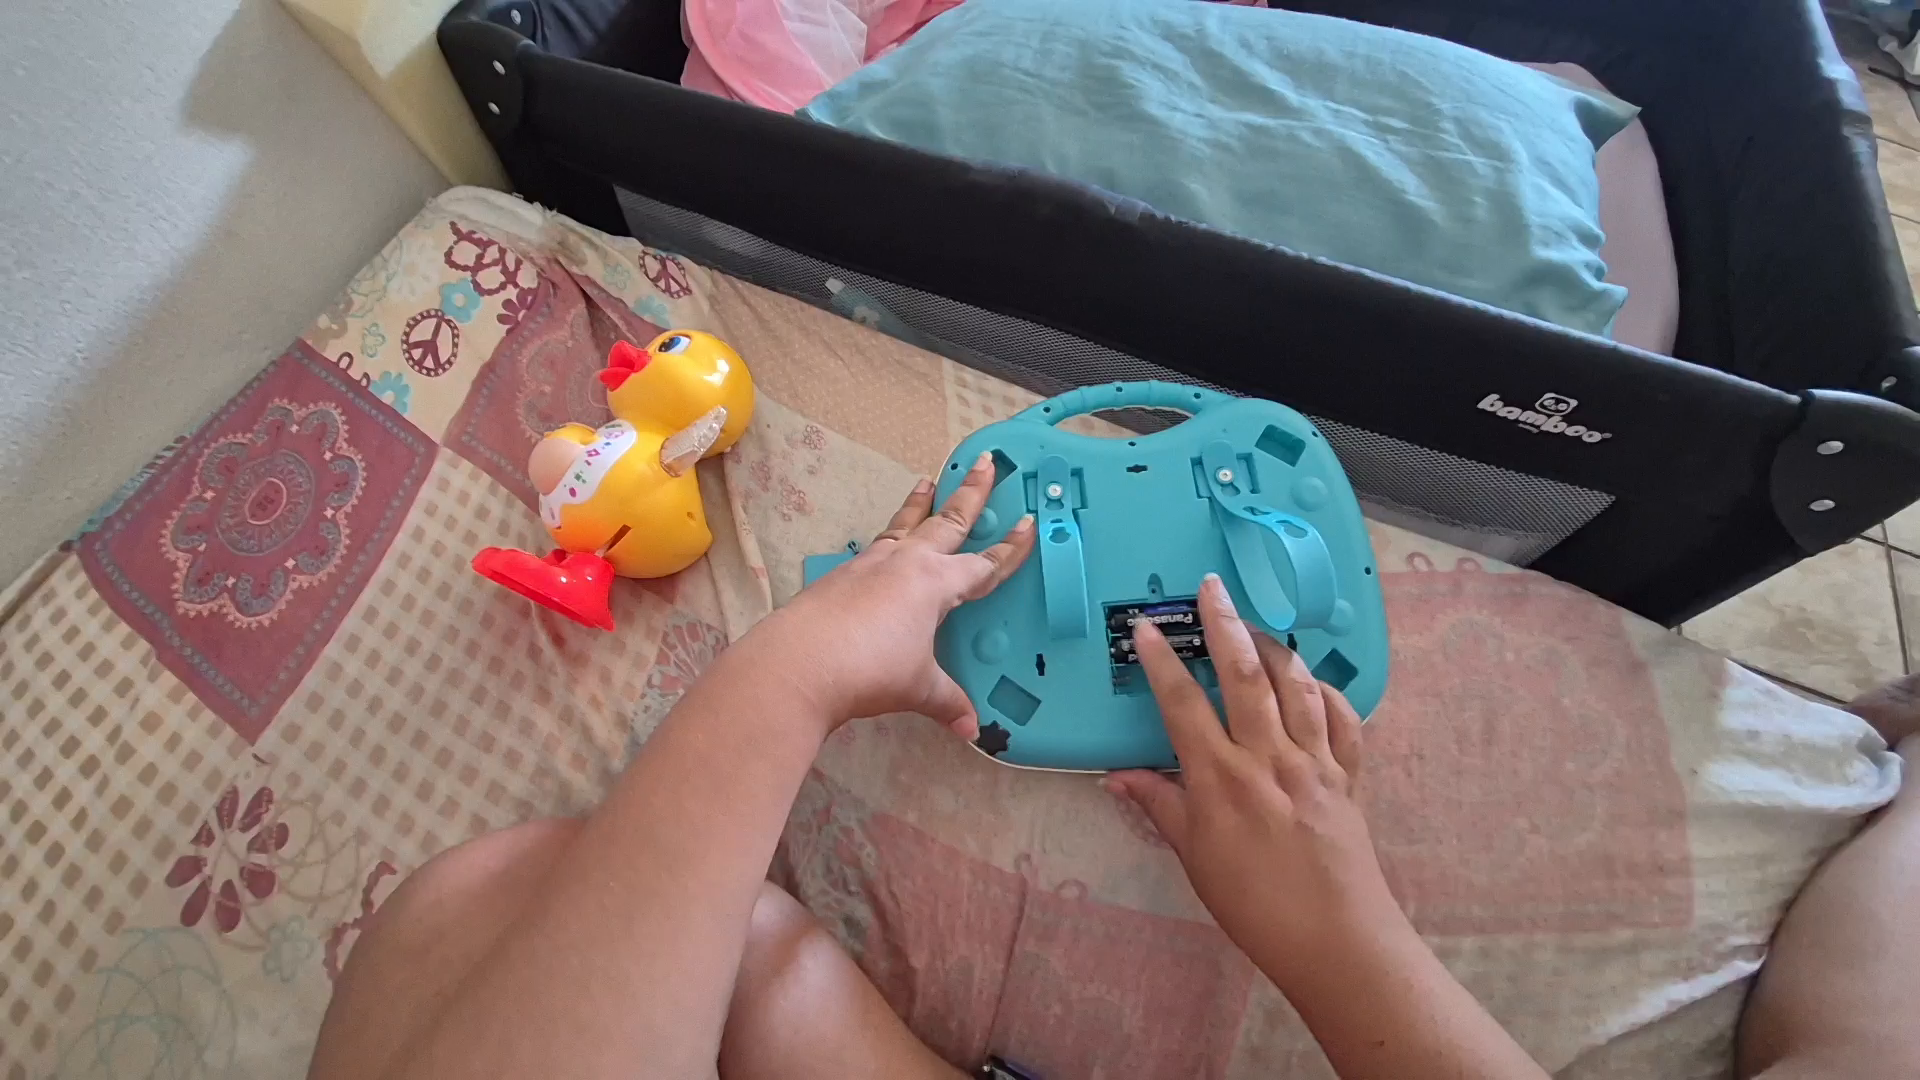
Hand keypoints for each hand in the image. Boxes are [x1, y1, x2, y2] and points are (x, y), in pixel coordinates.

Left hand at [747, 452, 1035, 738]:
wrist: (799, 662)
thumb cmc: (869, 669)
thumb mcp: (918, 686)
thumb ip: (948, 701)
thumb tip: (970, 728)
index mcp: (935, 583)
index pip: (985, 564)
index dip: (1011, 548)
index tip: (1029, 523)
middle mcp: (906, 563)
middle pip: (948, 520)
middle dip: (971, 491)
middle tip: (988, 461)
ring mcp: (871, 563)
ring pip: (906, 523)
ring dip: (921, 502)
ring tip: (927, 480)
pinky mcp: (842, 574)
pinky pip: (877, 544)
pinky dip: (890, 535)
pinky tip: (886, 543)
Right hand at [1104, 574, 1405, 991]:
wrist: (1340, 945)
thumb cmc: (1254, 903)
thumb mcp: (1194, 857)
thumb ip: (1157, 805)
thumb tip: (1115, 775)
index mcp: (1222, 778)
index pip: (1183, 703)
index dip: (1161, 660)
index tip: (1145, 627)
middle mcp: (1269, 757)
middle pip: (1246, 675)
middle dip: (1225, 625)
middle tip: (1212, 586)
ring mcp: (1315, 763)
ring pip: (1297, 686)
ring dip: (1275, 646)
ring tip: (1256, 623)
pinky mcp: (1349, 777)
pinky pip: (1344, 720)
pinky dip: (1329, 692)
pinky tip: (1313, 681)